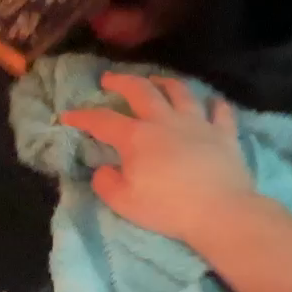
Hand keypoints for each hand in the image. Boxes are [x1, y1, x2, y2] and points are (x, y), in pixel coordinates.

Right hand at [60, 73, 257, 242]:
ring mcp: (197, 124)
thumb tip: (103, 169)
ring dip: (165, 83)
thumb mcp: (123, 203)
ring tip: (156, 81)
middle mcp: (165, 121)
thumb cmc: (167, 208)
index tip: (67, 115)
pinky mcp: (224, 134)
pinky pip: (220, 112)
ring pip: (180, 92)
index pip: (102, 121)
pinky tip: (212, 103)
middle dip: (121, 82)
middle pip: (141, 91)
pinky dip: (214, 105)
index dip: (82, 116)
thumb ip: (106, 183)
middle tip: (109, 79)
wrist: (220, 211)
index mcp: (136, 137)